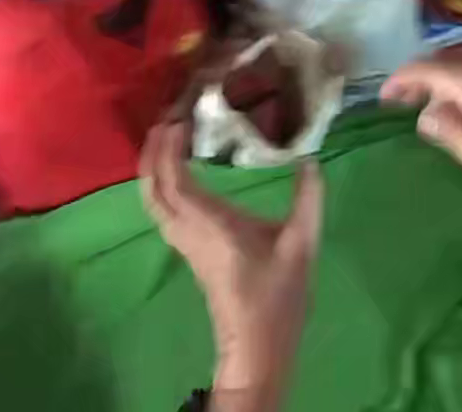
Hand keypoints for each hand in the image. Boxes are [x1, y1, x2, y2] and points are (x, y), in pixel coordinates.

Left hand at [140, 119, 322, 395]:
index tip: (180, 119)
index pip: (177, 184)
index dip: (171, 151)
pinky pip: (165, 210)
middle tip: (168, 117)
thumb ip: (307, 197)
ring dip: (154, 167)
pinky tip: (180, 169)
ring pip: (154, 202)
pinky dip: (163, 183)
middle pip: (153, 192)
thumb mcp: (302, 241)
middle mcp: (190, 232)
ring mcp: (187, 243)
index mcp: (212, 226)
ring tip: (169, 135)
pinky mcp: (192, 248)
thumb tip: (309, 157)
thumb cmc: (277, 294)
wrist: (258, 345)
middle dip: (153, 153)